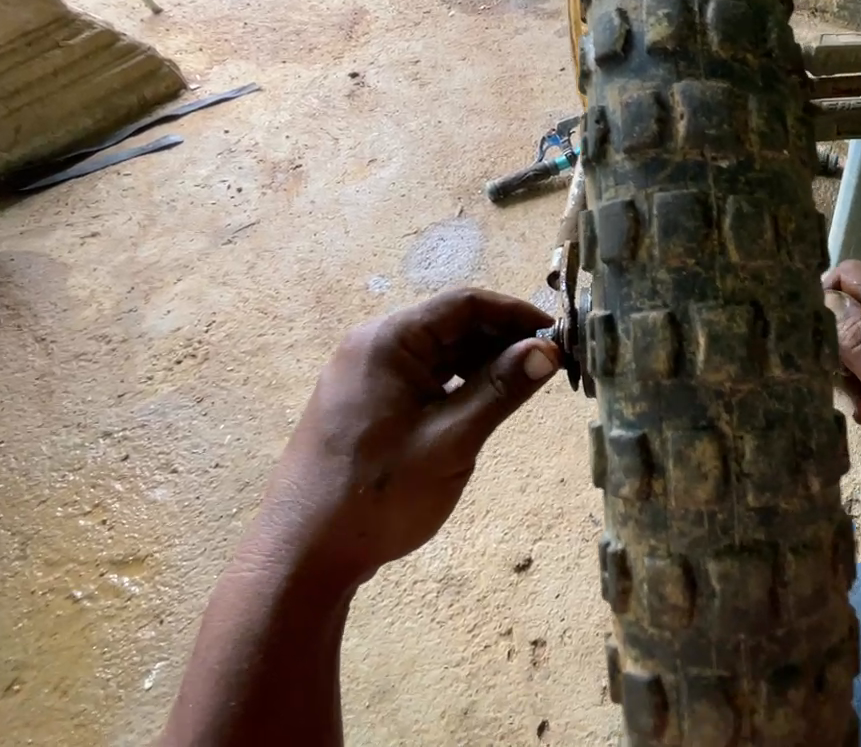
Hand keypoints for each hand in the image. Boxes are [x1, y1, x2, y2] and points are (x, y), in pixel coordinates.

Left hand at [248, 289, 560, 588]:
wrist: (302, 557)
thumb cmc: (379, 495)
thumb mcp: (452, 440)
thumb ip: (501, 389)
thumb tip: (549, 350)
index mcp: (388, 341)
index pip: (465, 304)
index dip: (516, 314)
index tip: (558, 336)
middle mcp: (374, 346)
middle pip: (453, 324)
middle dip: (504, 339)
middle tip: (550, 364)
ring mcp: (367, 375)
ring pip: (441, 351)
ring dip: (484, 362)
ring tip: (525, 385)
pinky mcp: (368, 402)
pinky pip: (424, 376)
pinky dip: (460, 382)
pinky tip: (485, 403)